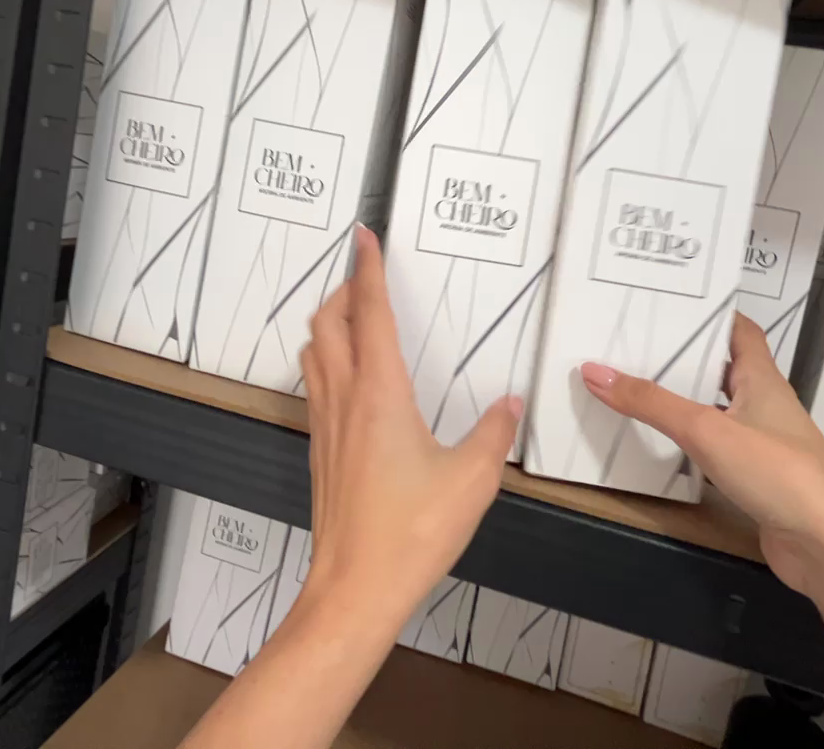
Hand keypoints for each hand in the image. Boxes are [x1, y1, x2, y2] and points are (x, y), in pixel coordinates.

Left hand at [298, 225, 521, 626]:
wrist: (354, 586)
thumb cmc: (412, 531)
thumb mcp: (472, 479)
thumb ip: (494, 432)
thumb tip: (509, 402)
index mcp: (381, 391)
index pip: (369, 311)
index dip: (367, 267)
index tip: (365, 236)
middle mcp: (345, 396)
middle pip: (328, 320)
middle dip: (343, 288)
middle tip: (367, 277)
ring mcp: (325, 422)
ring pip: (315, 350)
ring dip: (330, 322)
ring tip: (357, 318)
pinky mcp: (319, 447)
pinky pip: (316, 382)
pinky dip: (328, 357)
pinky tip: (353, 378)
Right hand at [580, 317, 823, 598]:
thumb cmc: (778, 473)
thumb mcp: (706, 429)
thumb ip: (650, 402)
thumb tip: (593, 370)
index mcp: (762, 379)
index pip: (740, 330)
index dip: (708, 313)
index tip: (666, 303)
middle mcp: (764, 404)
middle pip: (721, 367)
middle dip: (682, 354)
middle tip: (631, 341)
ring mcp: (762, 443)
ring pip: (716, 407)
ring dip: (682, 397)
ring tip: (633, 383)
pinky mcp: (756, 477)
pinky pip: (714, 445)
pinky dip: (687, 438)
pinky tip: (657, 441)